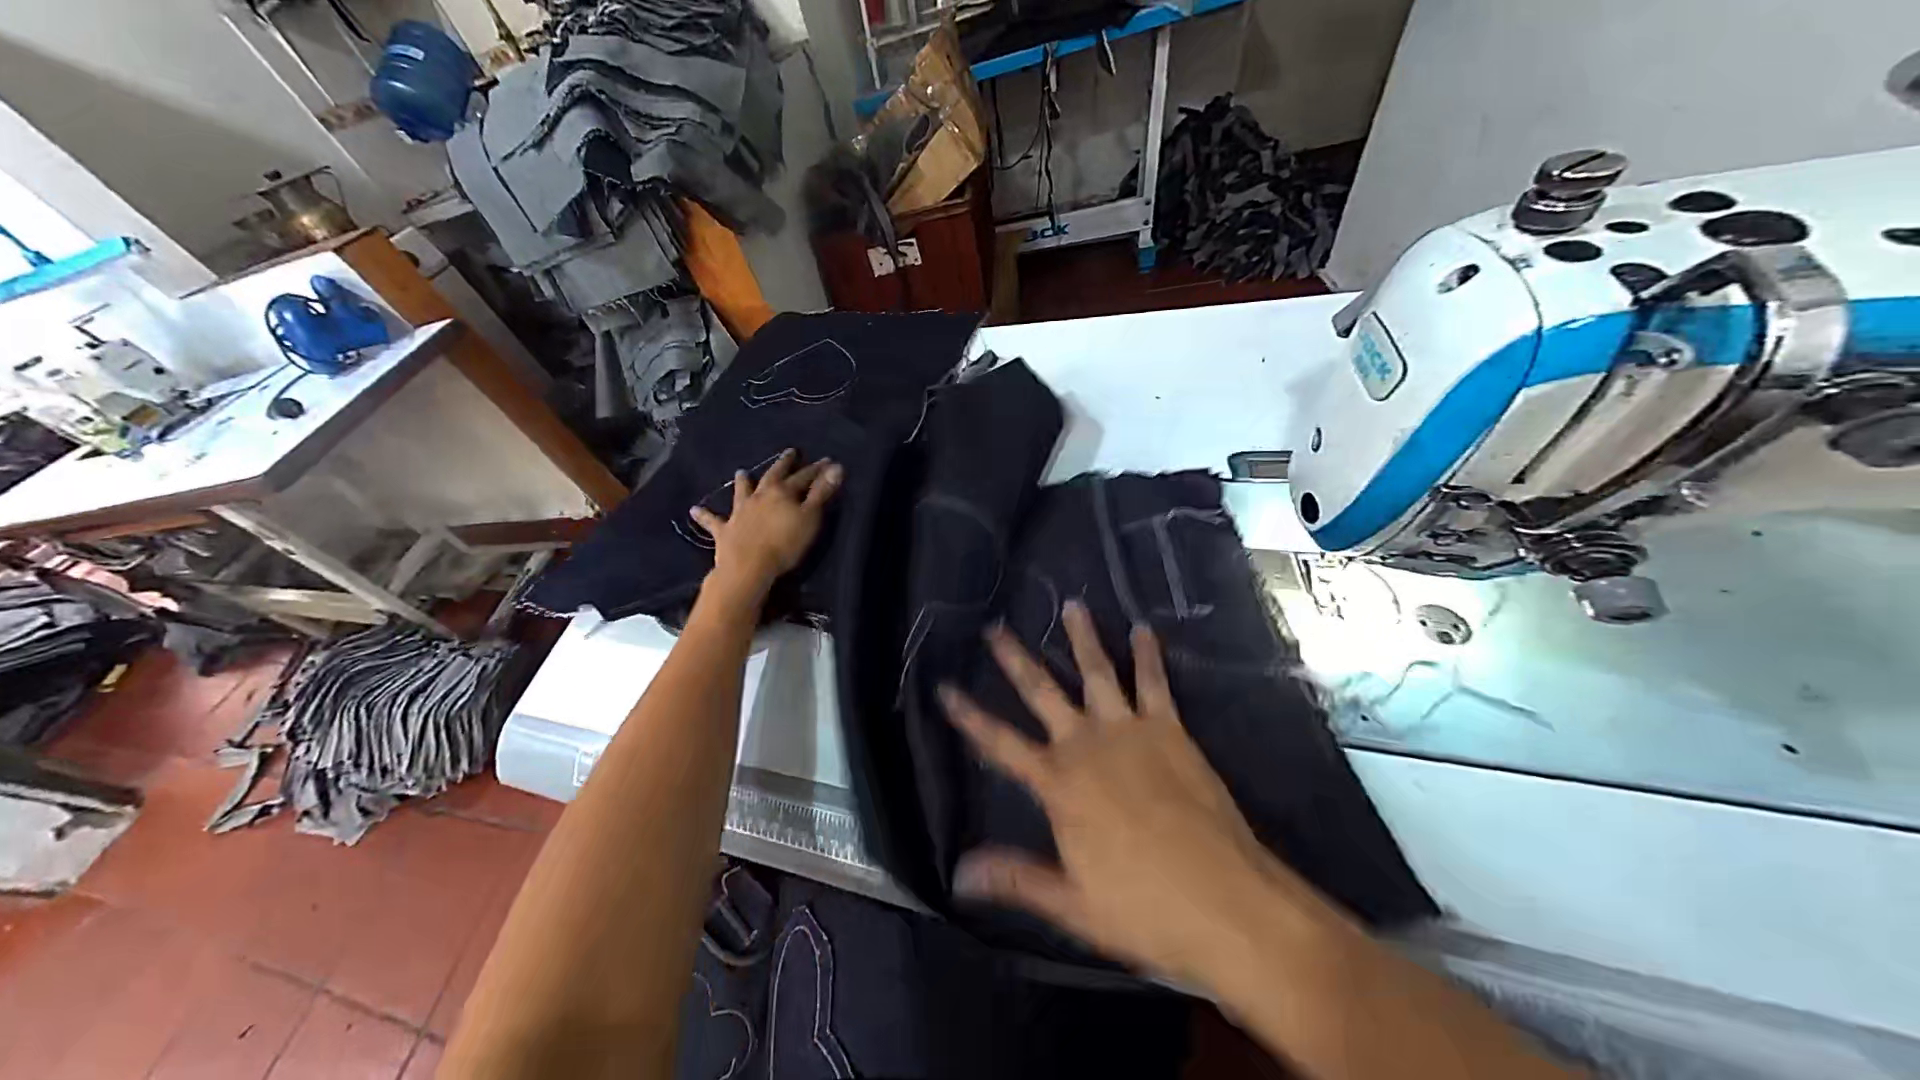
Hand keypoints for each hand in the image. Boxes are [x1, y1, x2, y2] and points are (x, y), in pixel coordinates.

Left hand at [690, 449, 843, 597]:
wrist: (748, 567)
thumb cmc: (785, 544)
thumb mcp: (810, 518)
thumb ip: (822, 492)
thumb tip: (836, 467)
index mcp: (782, 492)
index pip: (804, 477)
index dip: (817, 469)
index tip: (827, 461)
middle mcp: (759, 496)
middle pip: (773, 476)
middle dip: (783, 464)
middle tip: (789, 452)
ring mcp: (739, 512)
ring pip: (741, 492)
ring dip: (742, 482)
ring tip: (740, 472)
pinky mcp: (724, 530)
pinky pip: (712, 521)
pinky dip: (703, 515)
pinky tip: (693, 510)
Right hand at [940, 602, 1340, 987]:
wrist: (1226, 899)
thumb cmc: (1144, 907)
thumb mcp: (1071, 903)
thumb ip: (1015, 876)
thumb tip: (958, 872)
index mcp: (1058, 785)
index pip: (1000, 743)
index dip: (969, 716)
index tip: (945, 687)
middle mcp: (1086, 745)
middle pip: (1042, 693)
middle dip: (1015, 660)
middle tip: (996, 628)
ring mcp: (1130, 731)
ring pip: (1097, 672)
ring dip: (1083, 638)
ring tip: (1073, 605)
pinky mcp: (1171, 730)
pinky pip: (1154, 683)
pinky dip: (1147, 654)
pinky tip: (1143, 630)